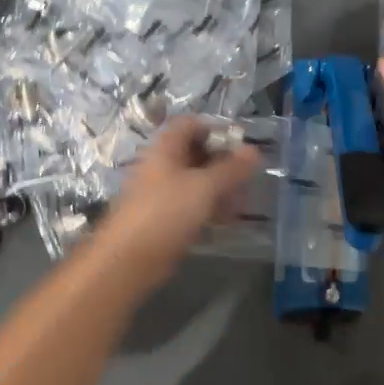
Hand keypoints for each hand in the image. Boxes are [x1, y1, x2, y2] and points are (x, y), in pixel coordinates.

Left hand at [97, 118, 261, 268]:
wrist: (129, 259)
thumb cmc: (166, 213)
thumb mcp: (204, 187)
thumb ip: (231, 169)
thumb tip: (254, 151)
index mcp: (165, 149)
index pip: (190, 124)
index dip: (215, 129)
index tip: (241, 143)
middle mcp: (162, 166)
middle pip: (196, 153)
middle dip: (224, 163)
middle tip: (247, 177)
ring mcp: (162, 193)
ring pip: (196, 181)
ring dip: (220, 188)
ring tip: (242, 202)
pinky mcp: (164, 218)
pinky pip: (191, 204)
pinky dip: (210, 207)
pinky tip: (227, 219)